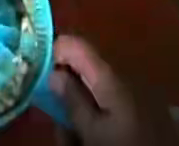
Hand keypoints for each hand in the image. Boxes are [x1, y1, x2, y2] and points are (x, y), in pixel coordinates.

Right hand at [48, 35, 178, 145]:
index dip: (54, 51)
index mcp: (110, 75)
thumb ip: (73, 101)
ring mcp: (133, 90)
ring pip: (95, 88)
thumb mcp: (93, 135)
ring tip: (72, 134)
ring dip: (79, 105)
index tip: (38, 71)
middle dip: (65, 86)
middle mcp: (122, 74)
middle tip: (54, 113)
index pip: (75, 43)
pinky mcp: (141, 108)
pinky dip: (97, 114)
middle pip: (84, 67)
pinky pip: (110, 101)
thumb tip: (53, 71)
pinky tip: (92, 135)